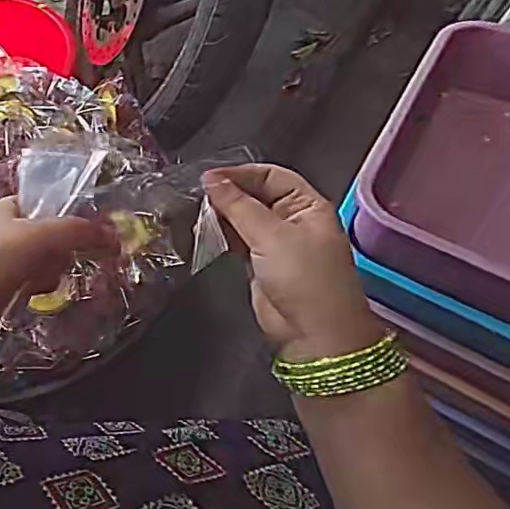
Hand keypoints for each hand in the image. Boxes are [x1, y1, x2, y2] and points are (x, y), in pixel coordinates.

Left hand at [0, 198, 115, 321]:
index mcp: (12, 206)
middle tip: (52, 259)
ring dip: (50, 272)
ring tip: (35, 280)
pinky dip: (38, 288)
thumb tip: (114, 234)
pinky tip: (30, 294)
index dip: (75, 218)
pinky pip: (37, 281)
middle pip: (57, 236)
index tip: (94, 234)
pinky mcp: (7, 284)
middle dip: (60, 252)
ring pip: (50, 262)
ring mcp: (8, 258)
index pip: (54, 204)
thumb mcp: (39, 235)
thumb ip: (78, 231)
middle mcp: (10, 229)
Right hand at [202, 164, 384, 361]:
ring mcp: (275, 243)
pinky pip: (237, 240)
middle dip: (228, 194)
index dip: (240, 174)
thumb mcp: (272, 236)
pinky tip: (204, 232)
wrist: (313, 334)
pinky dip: (221, 235)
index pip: (271, 176)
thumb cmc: (304, 279)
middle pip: (255, 196)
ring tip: (196, 213)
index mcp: (307, 206)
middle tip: (197, 195)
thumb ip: (239, 206)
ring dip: (221, 215)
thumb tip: (212, 181)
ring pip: (243, 218)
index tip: (208, 178)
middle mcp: (292, 220)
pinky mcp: (259, 264)